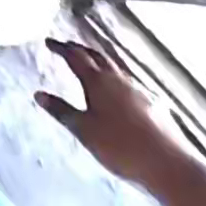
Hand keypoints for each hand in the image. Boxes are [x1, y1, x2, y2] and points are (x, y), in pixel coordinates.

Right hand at [36, 39, 182, 185]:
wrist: (167, 163)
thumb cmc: (120, 146)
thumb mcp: (85, 130)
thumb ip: (61, 111)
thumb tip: (38, 94)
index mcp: (97, 80)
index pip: (75, 56)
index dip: (60, 47)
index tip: (49, 42)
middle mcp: (116, 77)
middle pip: (95, 55)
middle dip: (79, 48)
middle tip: (67, 46)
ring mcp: (136, 87)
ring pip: (112, 65)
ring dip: (97, 59)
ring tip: (90, 62)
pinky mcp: (150, 100)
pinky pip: (126, 78)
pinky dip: (113, 74)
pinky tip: (117, 87)